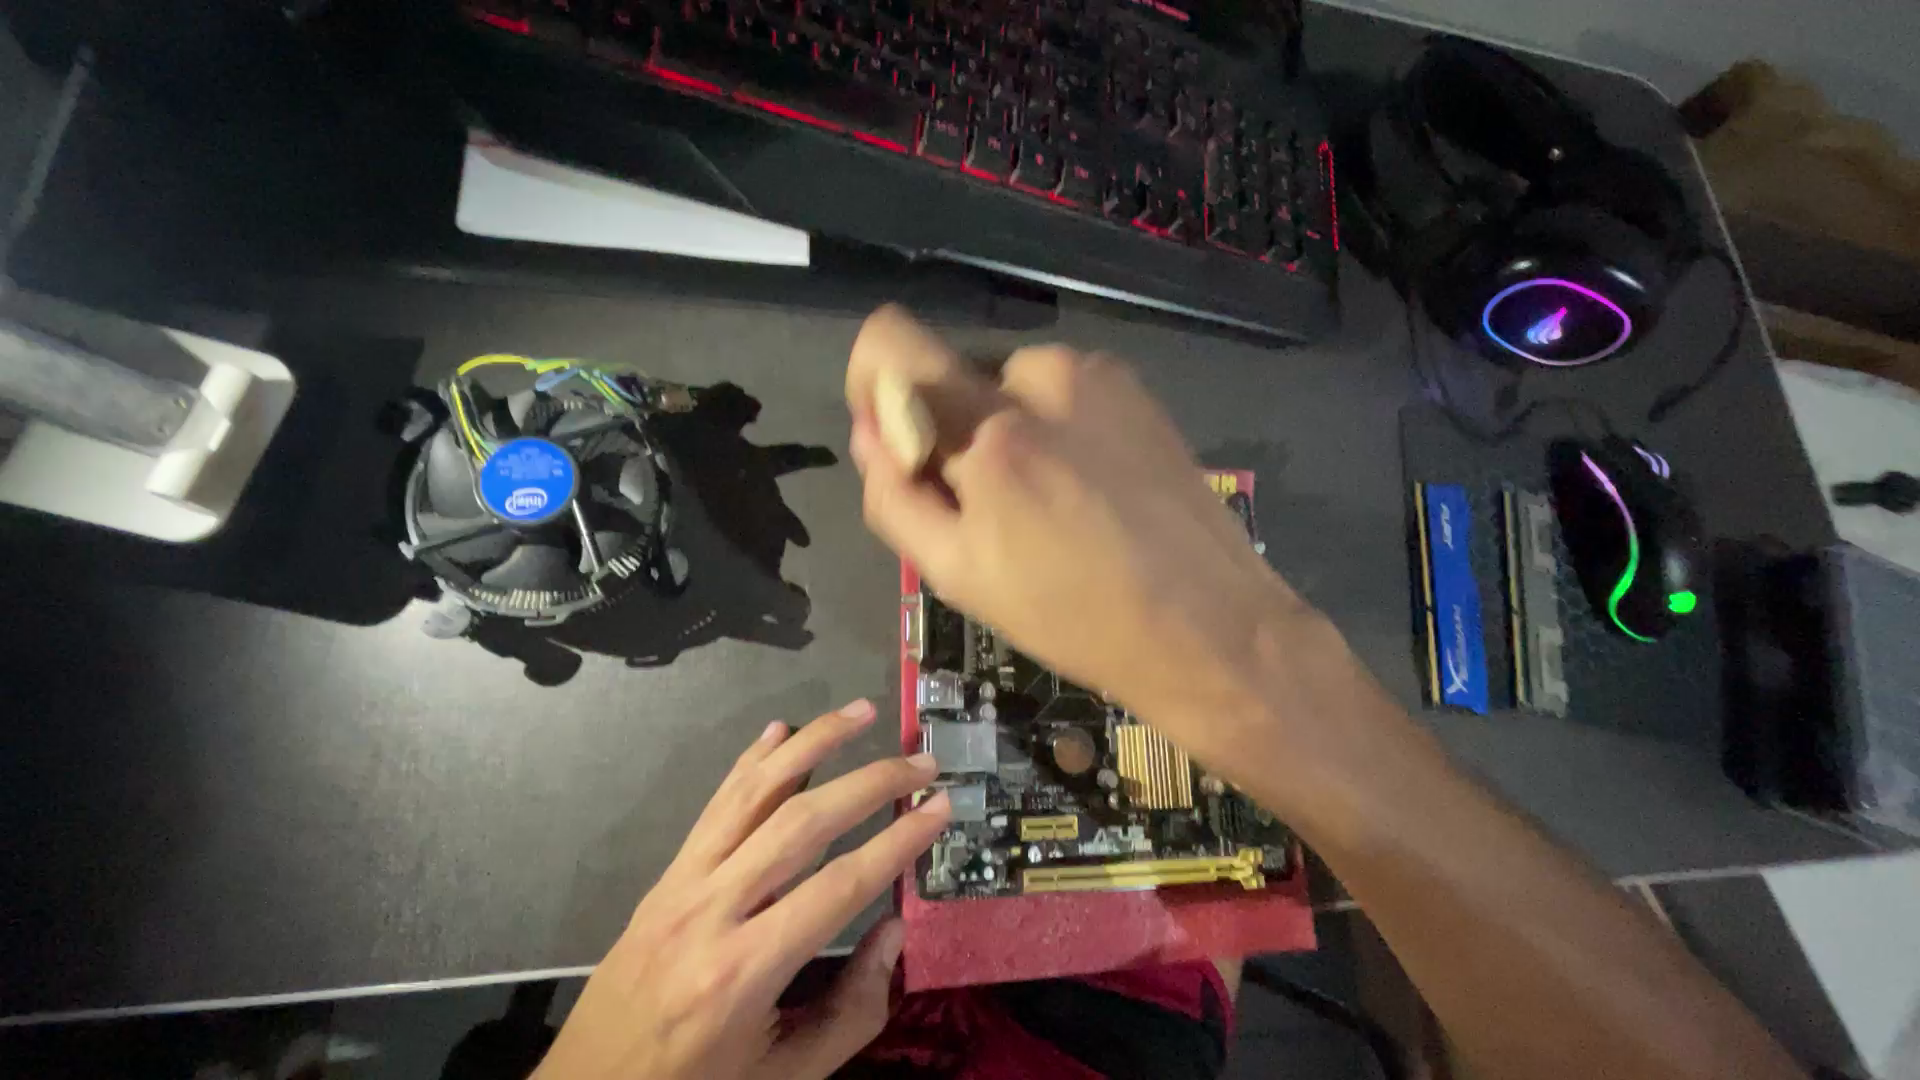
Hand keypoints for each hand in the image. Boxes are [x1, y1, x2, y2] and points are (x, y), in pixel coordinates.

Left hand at [534, 700, 950, 1079]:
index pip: (839, 886)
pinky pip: (715, 804)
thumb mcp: (784, 1076)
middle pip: (802, 823)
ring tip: (860, 712)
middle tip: (920, 760)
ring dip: (812, 744)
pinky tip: (779, 730)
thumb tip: (893, 930)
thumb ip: (851, 1011)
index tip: (940, 806)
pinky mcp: (666, 874)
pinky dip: (750, 762)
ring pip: (755, 793)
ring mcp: (682, 882)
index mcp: (745, 970)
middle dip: (870, 783)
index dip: (897, 842)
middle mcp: (712, 910)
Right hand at [845, 306, 1330, 778]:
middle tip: (990, 511)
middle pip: (953, 377)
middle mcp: (1044, 378)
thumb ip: (895, 497)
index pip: (892, 343)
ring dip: (1005, 432)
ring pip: (1009, 386)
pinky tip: (1086, 490)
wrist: (1209, 626)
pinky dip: (1051, 428)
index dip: (873, 381)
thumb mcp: (959, 576)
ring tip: (1047, 508)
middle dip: (951, 431)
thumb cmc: (1074, 617)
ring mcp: (1099, 376)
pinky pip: (1060, 392)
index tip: (895, 440)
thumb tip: (868, 431)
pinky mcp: (1136, 389)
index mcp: (992, 433)